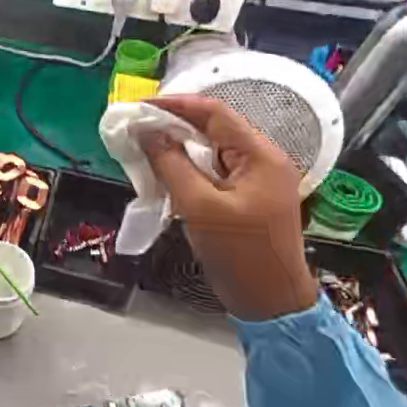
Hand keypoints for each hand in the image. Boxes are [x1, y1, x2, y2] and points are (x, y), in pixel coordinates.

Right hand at [143, 95, 318, 320]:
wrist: (270, 301)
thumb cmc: (239, 253)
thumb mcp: (198, 206)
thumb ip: (171, 165)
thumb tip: (147, 133)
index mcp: (261, 155)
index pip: (215, 113)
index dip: (175, 105)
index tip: (139, 107)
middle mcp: (263, 159)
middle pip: (214, 128)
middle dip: (173, 124)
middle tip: (136, 127)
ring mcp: (257, 179)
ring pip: (211, 149)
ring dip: (178, 146)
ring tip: (144, 146)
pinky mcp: (247, 196)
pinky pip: (213, 170)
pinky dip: (187, 166)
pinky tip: (164, 171)